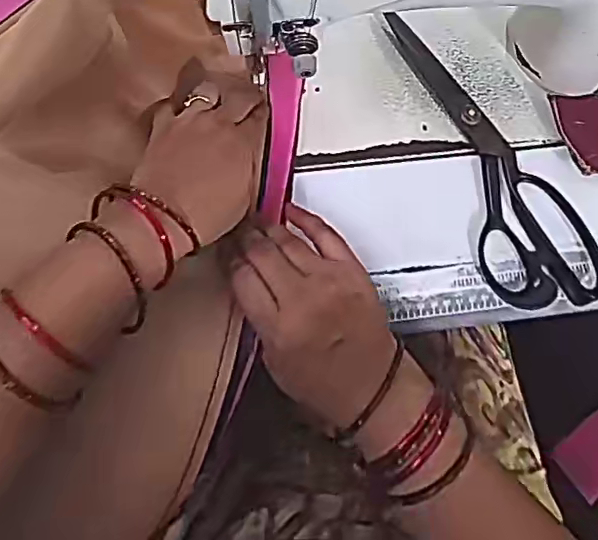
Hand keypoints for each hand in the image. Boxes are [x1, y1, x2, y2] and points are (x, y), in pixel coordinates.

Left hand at [129, 74, 266, 250]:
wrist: (163, 218)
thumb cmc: (204, 215)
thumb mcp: (245, 197)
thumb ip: (253, 167)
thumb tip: (254, 157)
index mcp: (244, 141)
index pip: (261, 116)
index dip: (264, 115)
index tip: (263, 116)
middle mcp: (219, 123)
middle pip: (240, 96)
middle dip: (246, 98)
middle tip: (247, 103)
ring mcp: (190, 120)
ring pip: (208, 91)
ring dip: (215, 97)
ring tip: (215, 103)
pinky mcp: (165, 125)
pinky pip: (174, 104)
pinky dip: (179, 106)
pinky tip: (182, 114)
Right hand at [227, 206, 400, 429]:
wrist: (373, 386)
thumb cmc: (322, 382)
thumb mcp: (273, 361)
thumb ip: (257, 318)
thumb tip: (242, 277)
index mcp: (280, 329)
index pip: (243, 278)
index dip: (229, 260)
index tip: (224, 252)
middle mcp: (303, 299)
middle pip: (262, 253)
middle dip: (244, 239)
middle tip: (236, 231)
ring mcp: (330, 279)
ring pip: (287, 240)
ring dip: (267, 227)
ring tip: (255, 221)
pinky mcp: (351, 268)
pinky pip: (323, 232)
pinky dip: (304, 217)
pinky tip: (288, 210)